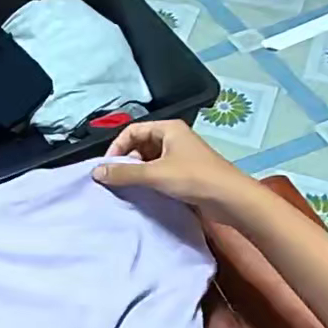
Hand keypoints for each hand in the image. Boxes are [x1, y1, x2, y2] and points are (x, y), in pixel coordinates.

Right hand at [92, 119, 262, 218]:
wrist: (230, 198)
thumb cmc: (194, 178)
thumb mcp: (155, 174)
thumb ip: (125, 173)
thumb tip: (96, 172)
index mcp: (168, 128)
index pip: (132, 131)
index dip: (117, 147)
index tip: (106, 168)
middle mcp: (174, 138)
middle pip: (140, 144)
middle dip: (126, 160)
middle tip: (115, 179)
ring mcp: (181, 155)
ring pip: (150, 159)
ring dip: (137, 171)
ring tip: (127, 188)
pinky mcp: (186, 173)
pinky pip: (160, 171)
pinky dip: (149, 179)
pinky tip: (143, 193)